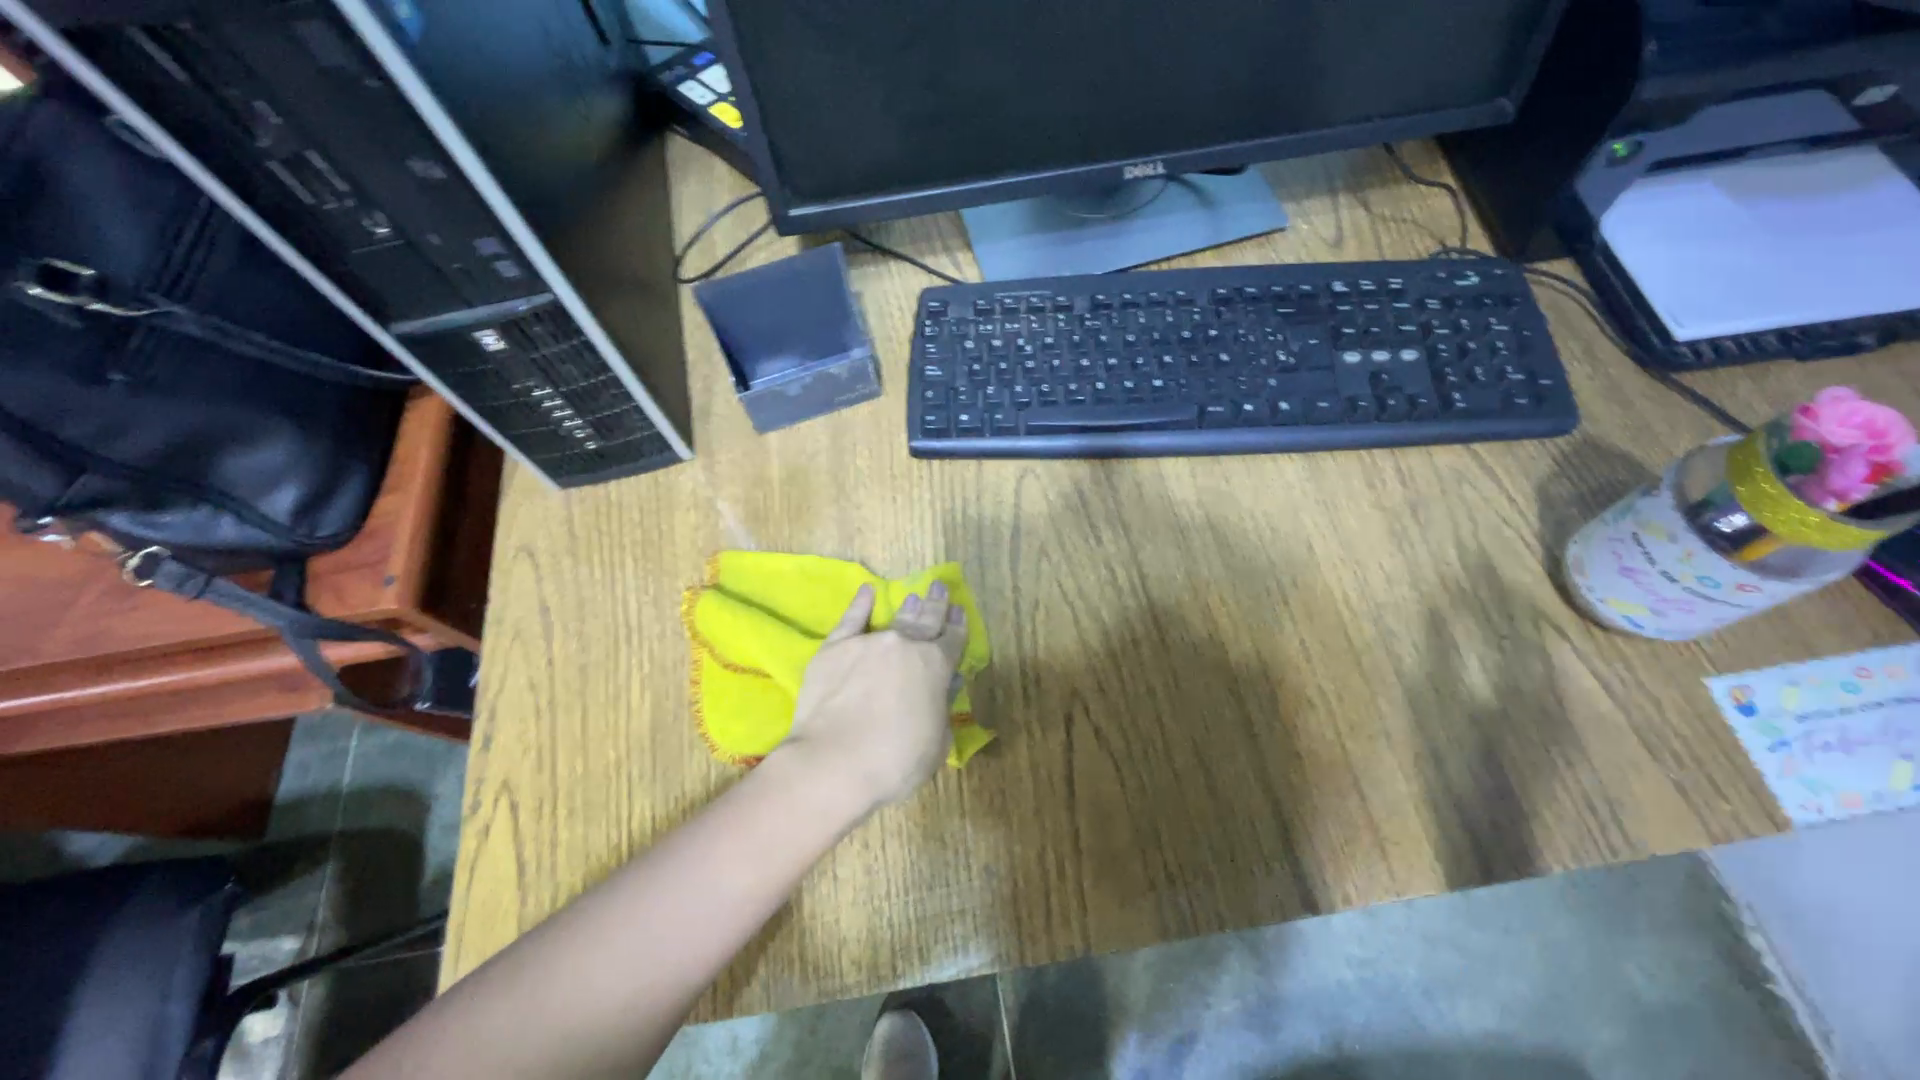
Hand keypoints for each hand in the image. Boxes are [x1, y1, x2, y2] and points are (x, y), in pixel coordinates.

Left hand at [776, 582, 968, 810]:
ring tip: (914, 595)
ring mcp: (868, 643)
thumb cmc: (896, 762)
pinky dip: (860, 603)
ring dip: (907, 606)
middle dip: (936, 604)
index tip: (960, 610)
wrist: (835, 762)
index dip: (958, 626)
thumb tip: (943, 688)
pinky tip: (866, 592)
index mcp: (936, 667)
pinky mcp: (835, 648)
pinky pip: (851, 619)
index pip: (953, 640)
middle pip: (926, 620)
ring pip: (893, 618)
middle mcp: (905, 646)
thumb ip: (942, 710)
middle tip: (940, 587)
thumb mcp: (937, 742)